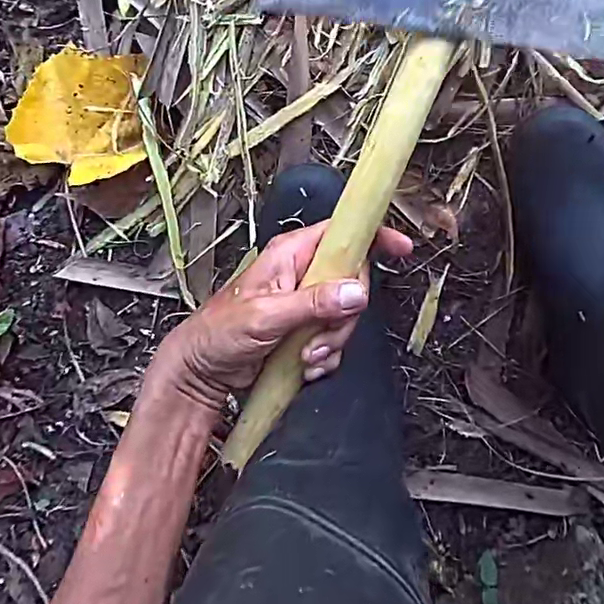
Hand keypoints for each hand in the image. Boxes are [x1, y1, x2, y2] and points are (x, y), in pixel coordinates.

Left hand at [150, 220, 413, 410]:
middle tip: (318, 335)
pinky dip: (325, 356)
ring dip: (331, 342)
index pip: (340, 232)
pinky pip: (335, 339)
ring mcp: (305, 302)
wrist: (203, 370)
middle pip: (352, 282)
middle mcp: (301, 274)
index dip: (372, 235)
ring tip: (303, 354)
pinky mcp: (306, 328)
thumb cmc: (217, 332)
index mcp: (290, 255)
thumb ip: (312, 303)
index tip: (400, 247)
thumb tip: (355, 291)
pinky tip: (303, 364)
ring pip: (346, 315)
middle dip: (342, 316)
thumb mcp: (266, 315)